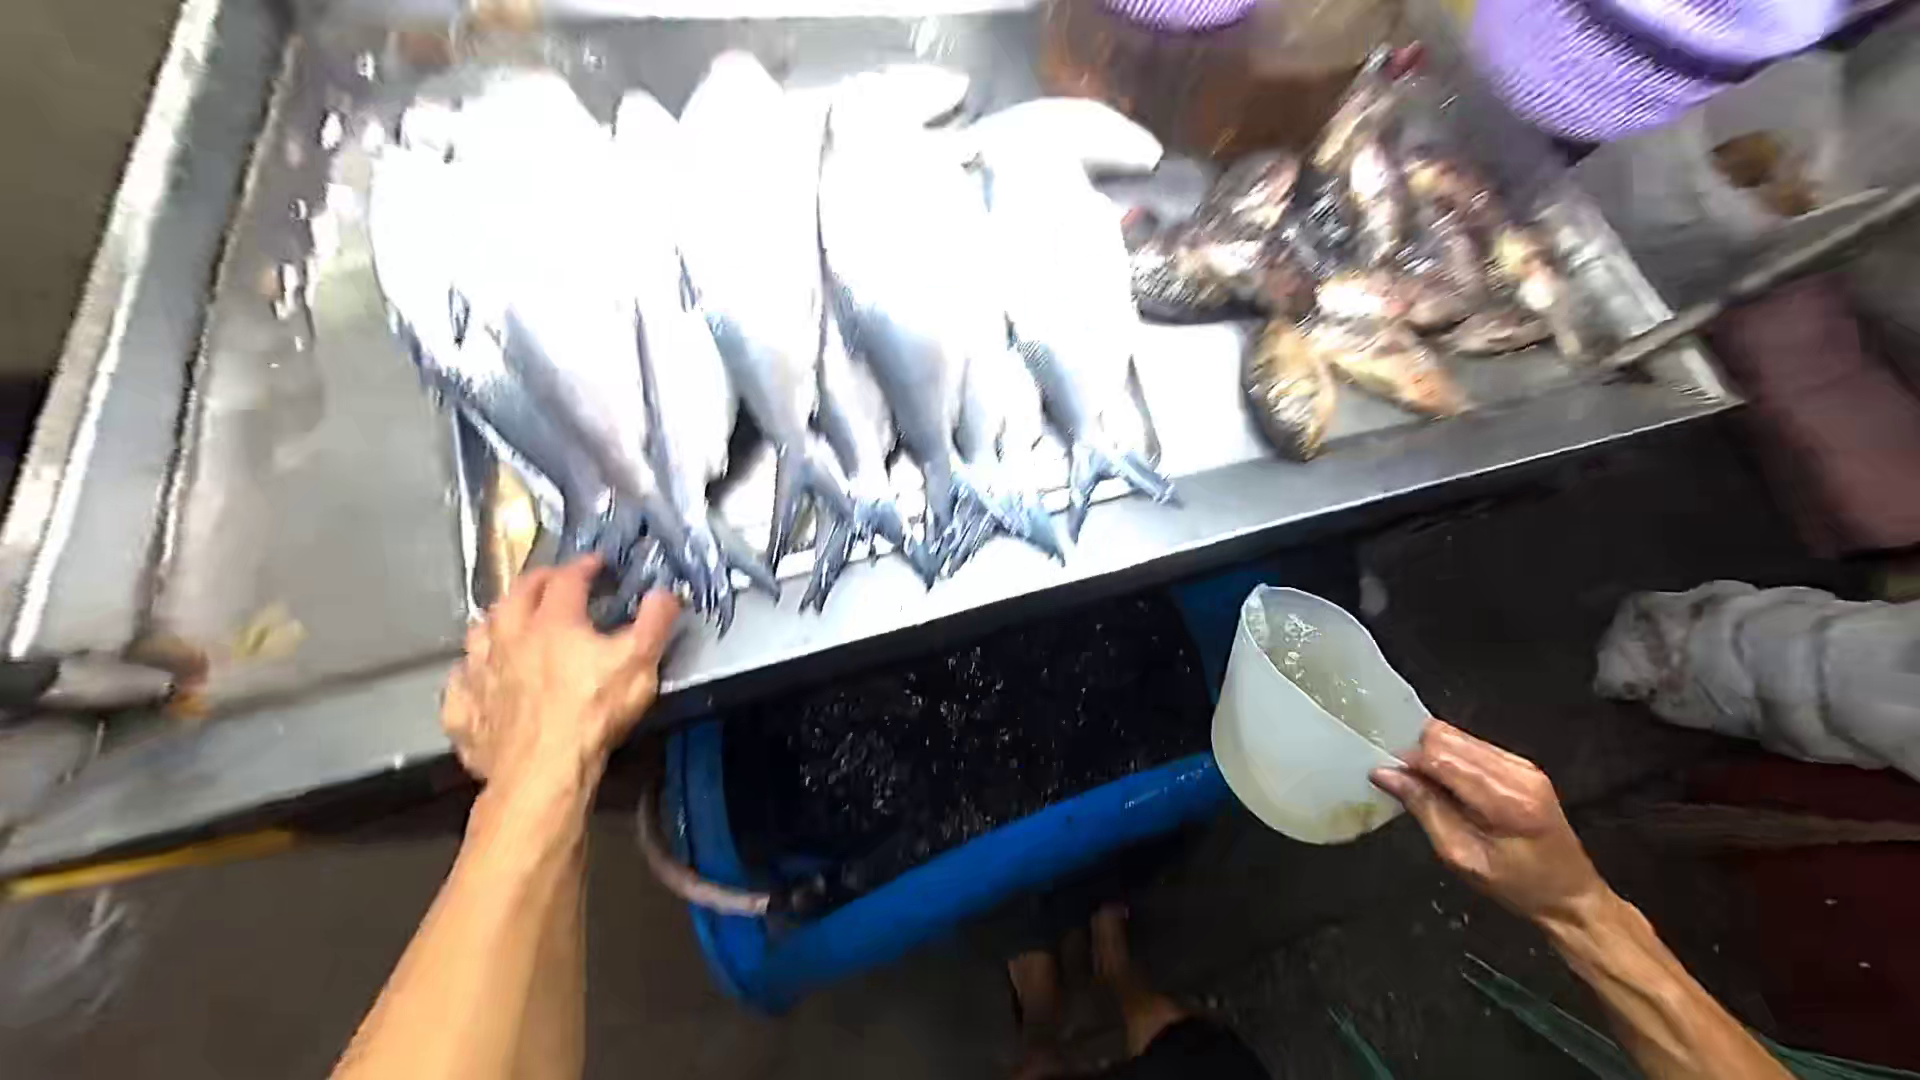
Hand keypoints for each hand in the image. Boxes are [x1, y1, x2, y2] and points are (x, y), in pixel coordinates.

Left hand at [442, 556, 681, 792]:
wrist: (543, 771)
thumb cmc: (594, 712)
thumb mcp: (641, 661)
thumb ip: (656, 621)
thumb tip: (666, 592)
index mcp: (552, 622)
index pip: (565, 580)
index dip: (583, 566)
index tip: (597, 563)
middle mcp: (508, 639)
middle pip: (515, 596)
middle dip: (536, 582)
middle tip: (554, 580)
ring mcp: (480, 675)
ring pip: (479, 633)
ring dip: (495, 620)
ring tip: (510, 620)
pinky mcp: (465, 712)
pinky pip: (460, 684)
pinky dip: (470, 674)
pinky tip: (478, 678)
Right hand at [1370, 719, 1608, 927]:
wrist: (1573, 897)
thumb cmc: (1518, 885)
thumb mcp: (1460, 855)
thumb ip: (1423, 807)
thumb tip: (1383, 773)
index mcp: (1506, 800)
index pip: (1439, 756)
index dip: (1407, 762)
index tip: (1392, 779)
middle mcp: (1517, 773)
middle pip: (1444, 736)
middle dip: (1417, 754)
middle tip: (1410, 784)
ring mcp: (1522, 765)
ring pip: (1453, 735)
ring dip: (1432, 754)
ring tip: (1430, 786)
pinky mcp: (1521, 765)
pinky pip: (1468, 743)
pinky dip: (1448, 757)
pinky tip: (1450, 784)